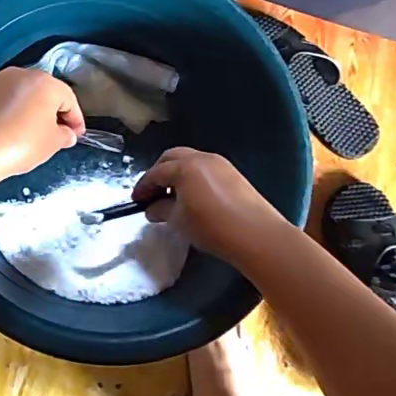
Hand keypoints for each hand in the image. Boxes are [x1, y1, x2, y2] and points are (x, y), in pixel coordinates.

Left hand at [0, 67, 83, 179]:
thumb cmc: (19, 144)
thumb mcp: (51, 144)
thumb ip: (64, 135)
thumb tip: (65, 132)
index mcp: (44, 82)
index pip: (68, 99)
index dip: (76, 119)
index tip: (76, 136)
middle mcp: (19, 74)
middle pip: (43, 92)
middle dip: (51, 112)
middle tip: (55, 134)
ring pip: (20, 95)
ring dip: (27, 111)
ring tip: (29, 135)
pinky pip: (0, 102)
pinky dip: (7, 113)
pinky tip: (5, 132)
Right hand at [134, 148, 290, 258]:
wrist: (259, 237)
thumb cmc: (212, 227)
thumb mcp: (178, 220)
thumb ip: (160, 210)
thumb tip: (152, 208)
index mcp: (185, 166)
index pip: (155, 173)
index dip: (143, 187)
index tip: (136, 201)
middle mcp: (202, 158)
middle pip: (171, 158)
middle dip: (158, 173)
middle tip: (152, 192)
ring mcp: (221, 165)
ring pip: (190, 161)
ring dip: (176, 174)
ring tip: (171, 195)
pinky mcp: (234, 175)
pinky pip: (205, 169)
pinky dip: (193, 177)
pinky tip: (192, 196)